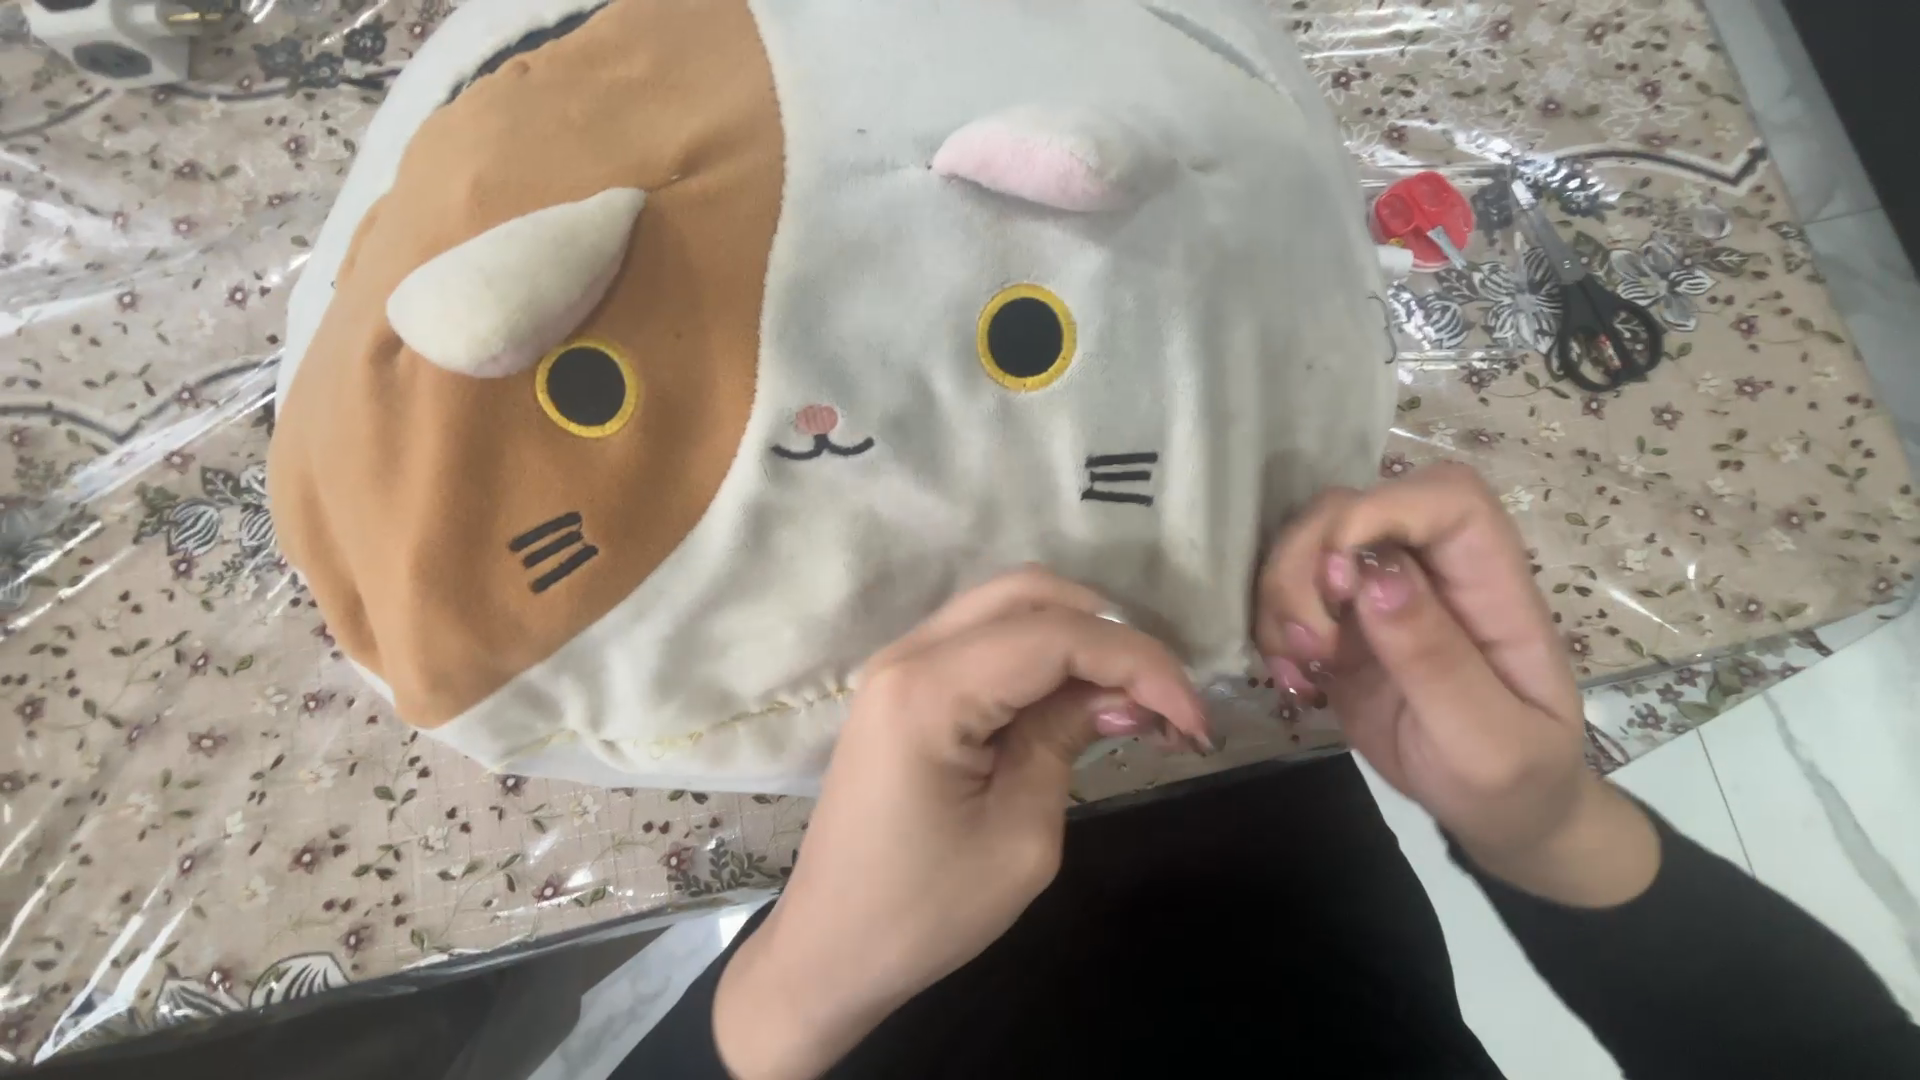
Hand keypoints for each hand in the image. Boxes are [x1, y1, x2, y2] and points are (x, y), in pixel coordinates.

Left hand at [714, 568, 1208, 1079]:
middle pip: (1030, 594)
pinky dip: (1041, 651)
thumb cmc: (923, 911)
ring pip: (1008, 606)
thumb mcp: (1021, 836)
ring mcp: (900, 661)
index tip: (1195, 718)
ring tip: (1130, 696)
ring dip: (1078, 636)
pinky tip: (1076, 694)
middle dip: (1111, 634)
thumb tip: (1122, 691)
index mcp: (929, 690)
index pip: (1056, 636)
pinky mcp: (904, 682)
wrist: (829, 947)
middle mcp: (908, 652)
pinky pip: (984, 638)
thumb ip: (1067, 738)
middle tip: (1162, 698)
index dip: (1139, 662)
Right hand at [1256, 463, 1657, 905]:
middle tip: (1309, 640)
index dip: (1381, 509)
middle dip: (1304, 562)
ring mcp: (1377, 598)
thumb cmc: (1514, 781)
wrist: (1495, 816)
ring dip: (1280, 600)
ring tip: (1299, 667)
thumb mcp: (1488, 739)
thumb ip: (1436, 659)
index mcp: (1490, 587)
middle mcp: (1428, 574)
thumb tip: (1375, 577)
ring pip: (1304, 546)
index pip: (1445, 498)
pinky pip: (1284, 597)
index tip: (1339, 579)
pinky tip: (1293, 682)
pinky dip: (1271, 633)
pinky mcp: (1338, 627)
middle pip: (1349, 508)